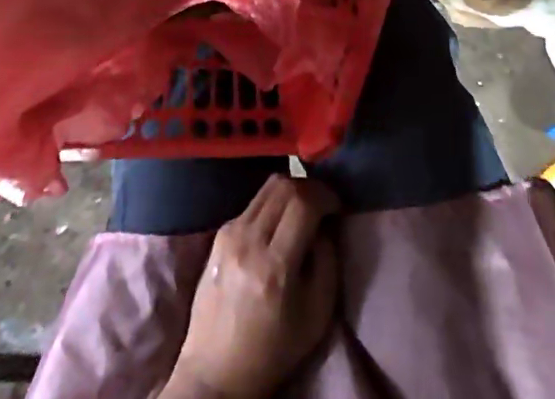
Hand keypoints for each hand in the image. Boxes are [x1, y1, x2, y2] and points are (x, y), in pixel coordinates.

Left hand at [164, 176, 339, 398]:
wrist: (217, 368)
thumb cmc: (274, 348)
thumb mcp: (316, 314)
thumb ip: (327, 262)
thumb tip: (326, 223)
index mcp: (275, 266)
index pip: (302, 202)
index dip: (325, 194)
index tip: (337, 206)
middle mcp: (248, 241)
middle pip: (282, 185)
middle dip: (309, 187)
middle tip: (323, 203)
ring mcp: (229, 234)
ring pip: (265, 188)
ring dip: (290, 191)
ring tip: (303, 210)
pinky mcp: (218, 235)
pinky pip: (251, 204)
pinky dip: (271, 205)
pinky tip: (279, 226)